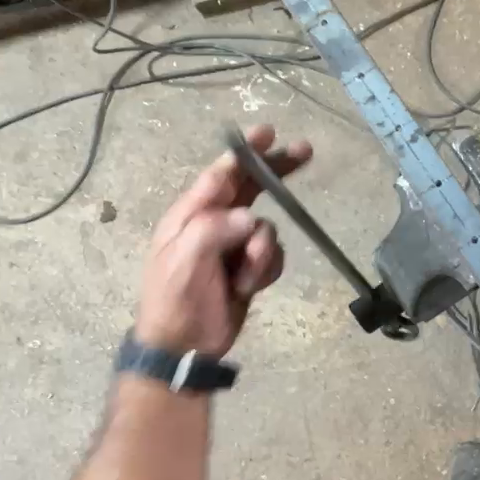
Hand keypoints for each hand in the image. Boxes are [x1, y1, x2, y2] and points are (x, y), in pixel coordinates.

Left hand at [134, 125, 311, 354]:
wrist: (184, 347)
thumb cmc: (175, 301)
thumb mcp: (183, 261)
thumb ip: (214, 230)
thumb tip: (252, 217)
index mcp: (190, 216)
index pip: (221, 176)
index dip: (244, 153)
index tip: (267, 133)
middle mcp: (214, 225)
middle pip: (251, 189)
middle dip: (276, 173)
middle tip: (304, 152)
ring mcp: (234, 247)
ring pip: (268, 230)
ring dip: (263, 253)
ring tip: (246, 276)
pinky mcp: (250, 269)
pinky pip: (273, 256)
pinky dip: (267, 270)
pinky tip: (250, 286)